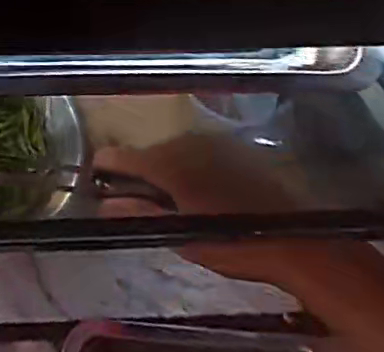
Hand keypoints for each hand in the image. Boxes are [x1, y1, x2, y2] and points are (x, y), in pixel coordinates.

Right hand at [94, 136, 312, 286]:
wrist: (289, 236)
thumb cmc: (230, 241)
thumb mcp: (180, 234)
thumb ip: (139, 214)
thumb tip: (104, 205)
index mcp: (168, 163)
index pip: (123, 156)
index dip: (106, 164)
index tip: (94, 175)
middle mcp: (185, 143)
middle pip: (149, 152)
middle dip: (138, 171)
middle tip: (132, 197)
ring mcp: (210, 142)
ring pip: (173, 151)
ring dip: (164, 168)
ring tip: (165, 197)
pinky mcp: (230, 147)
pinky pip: (196, 151)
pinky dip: (188, 166)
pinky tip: (197, 189)